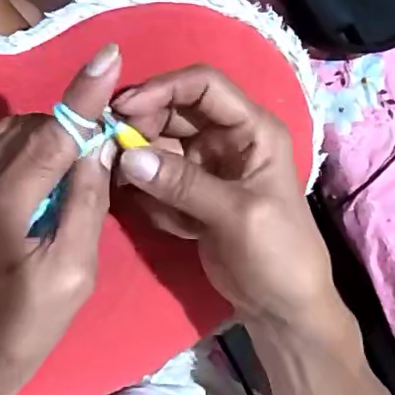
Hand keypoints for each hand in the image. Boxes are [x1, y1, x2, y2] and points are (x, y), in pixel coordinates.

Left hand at [0, 43, 121, 394]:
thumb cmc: (23, 330)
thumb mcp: (74, 276)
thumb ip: (87, 202)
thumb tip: (97, 142)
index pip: (49, 138)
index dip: (82, 96)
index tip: (108, 55)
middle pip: (28, 128)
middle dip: (66, 131)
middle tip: (92, 161)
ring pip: (7, 132)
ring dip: (43, 140)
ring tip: (62, 178)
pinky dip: (20, 152)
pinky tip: (32, 184)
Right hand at [110, 65, 339, 329]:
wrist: (283, 308)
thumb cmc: (279, 254)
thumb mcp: (236, 216)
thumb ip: (183, 184)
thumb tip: (127, 157)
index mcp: (252, 128)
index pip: (203, 85)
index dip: (163, 88)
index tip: (122, 107)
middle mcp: (226, 137)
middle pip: (172, 110)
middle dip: (141, 127)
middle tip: (110, 151)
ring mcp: (206, 164)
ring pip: (158, 143)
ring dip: (141, 165)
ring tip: (138, 196)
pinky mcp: (189, 191)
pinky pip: (156, 176)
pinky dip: (150, 194)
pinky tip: (172, 225)